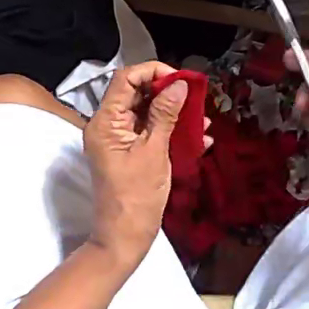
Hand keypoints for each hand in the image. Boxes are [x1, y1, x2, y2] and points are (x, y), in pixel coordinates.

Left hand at [82, 61, 197, 266]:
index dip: (153, 72)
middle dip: (168, 92)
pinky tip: (198, 138)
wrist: (124, 236)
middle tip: (196, 98)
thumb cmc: (137, 196)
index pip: (125, 79)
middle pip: (136, 93)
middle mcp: (107, 125)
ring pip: (146, 111)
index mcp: (105, 121)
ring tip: (203, 121)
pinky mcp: (128, 151)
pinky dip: (171, 130)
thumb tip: (180, 84)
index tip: (181, 80)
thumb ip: (165, 114)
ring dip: (174, 113)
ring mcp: (117, 139)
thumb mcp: (154, 151)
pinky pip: (149, 131)